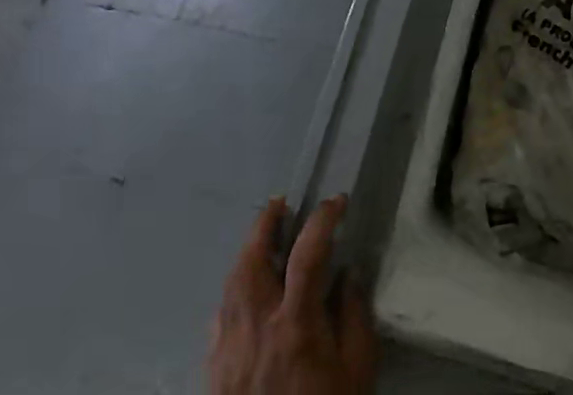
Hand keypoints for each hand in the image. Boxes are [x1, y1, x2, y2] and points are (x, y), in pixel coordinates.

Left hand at [208, 195, 377, 394]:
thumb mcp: (357, 370)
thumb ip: (353, 316)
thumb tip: (349, 274)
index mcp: (295, 323)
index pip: (308, 254)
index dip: (323, 220)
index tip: (336, 202)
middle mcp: (256, 324)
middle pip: (252, 258)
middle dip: (265, 223)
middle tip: (280, 203)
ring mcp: (230, 343)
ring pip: (231, 281)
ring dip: (247, 250)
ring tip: (263, 234)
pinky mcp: (215, 363)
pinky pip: (220, 312)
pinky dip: (234, 288)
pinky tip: (245, 288)